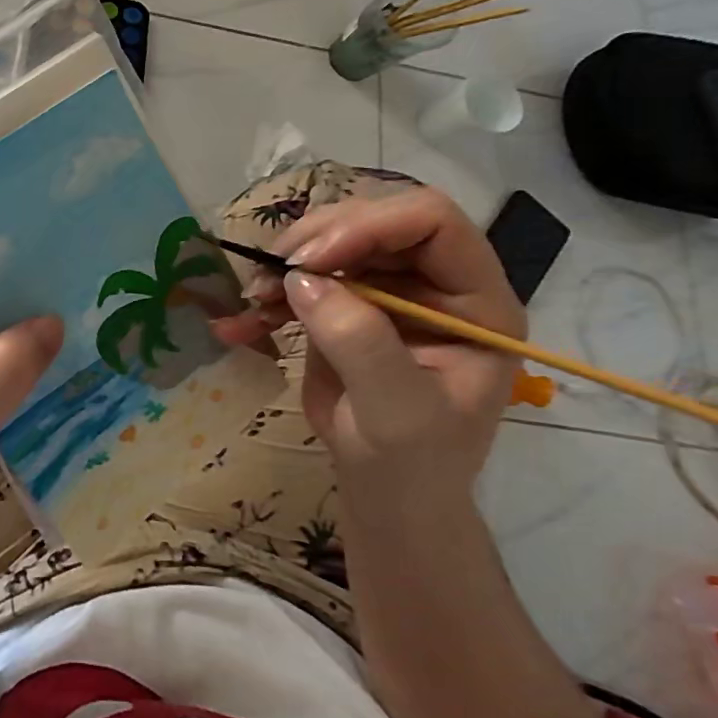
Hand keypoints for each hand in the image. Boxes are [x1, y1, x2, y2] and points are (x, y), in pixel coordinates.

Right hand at [222, 190, 524, 511]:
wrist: (388, 495)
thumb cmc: (414, 464)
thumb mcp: (398, 412)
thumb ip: (360, 342)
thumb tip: (301, 279)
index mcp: (476, 299)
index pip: (433, 223)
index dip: (371, 225)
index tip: (311, 259)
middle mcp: (434, 282)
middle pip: (376, 221)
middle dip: (318, 240)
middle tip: (272, 274)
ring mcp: (389, 290)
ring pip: (334, 241)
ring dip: (286, 262)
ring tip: (253, 297)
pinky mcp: (348, 304)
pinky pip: (305, 278)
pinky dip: (270, 293)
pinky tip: (241, 320)